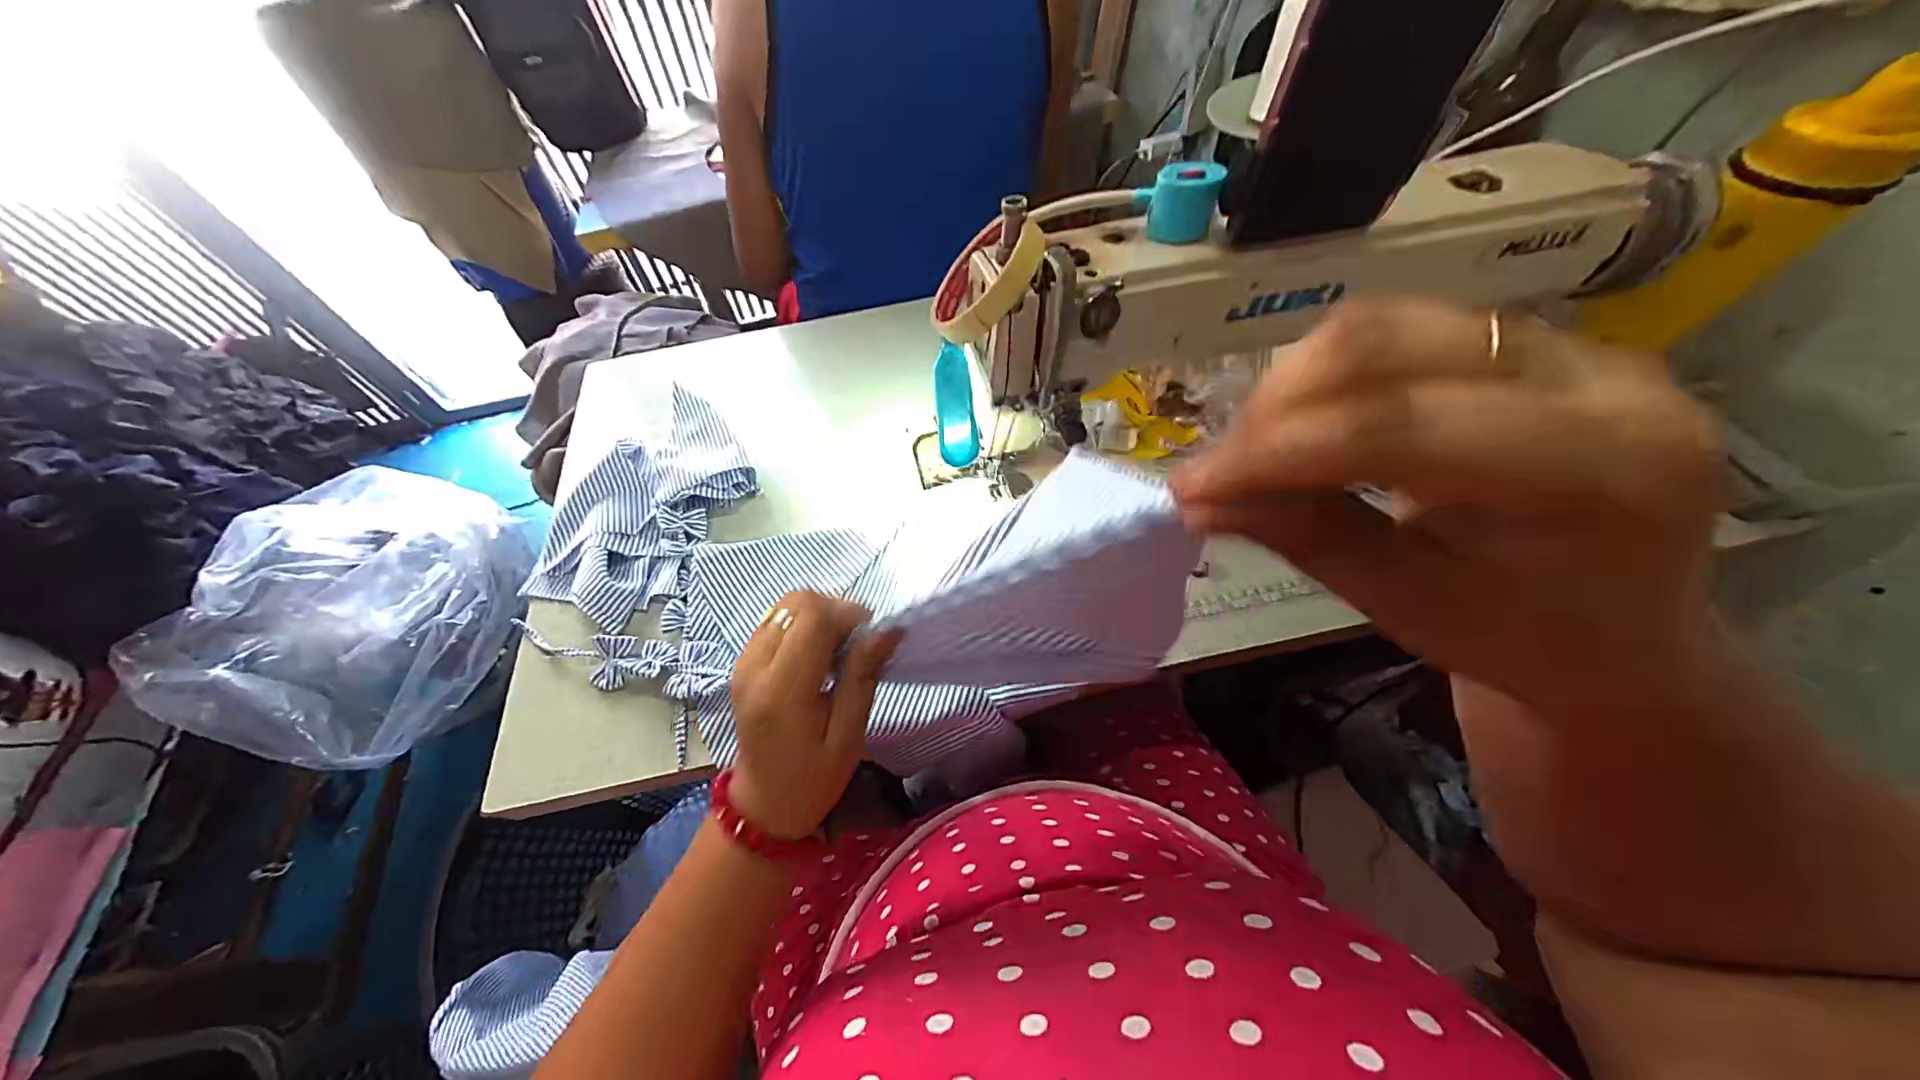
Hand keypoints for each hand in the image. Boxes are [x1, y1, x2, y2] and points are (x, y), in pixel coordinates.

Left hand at [726, 591, 899, 839]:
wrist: (764, 804)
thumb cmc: (813, 779)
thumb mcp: (848, 736)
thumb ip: (862, 677)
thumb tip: (886, 630)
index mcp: (781, 690)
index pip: (812, 617)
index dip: (848, 614)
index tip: (870, 638)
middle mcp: (754, 667)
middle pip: (796, 602)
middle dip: (833, 611)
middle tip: (855, 645)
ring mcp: (742, 662)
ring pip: (785, 608)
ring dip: (818, 618)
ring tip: (836, 653)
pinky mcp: (742, 663)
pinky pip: (775, 623)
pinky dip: (802, 628)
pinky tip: (816, 658)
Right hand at [1171, 296, 1723, 705]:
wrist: (1623, 633)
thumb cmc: (1517, 639)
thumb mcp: (1401, 602)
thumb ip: (1300, 535)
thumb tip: (1194, 501)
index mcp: (1600, 469)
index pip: (1395, 429)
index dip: (1277, 450)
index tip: (1192, 485)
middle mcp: (1602, 380)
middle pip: (1388, 345)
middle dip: (1276, 406)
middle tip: (1218, 467)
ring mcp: (1573, 346)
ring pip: (1387, 322)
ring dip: (1293, 382)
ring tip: (1252, 445)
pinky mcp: (1534, 341)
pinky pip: (1404, 328)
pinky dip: (1327, 372)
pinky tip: (1299, 420)